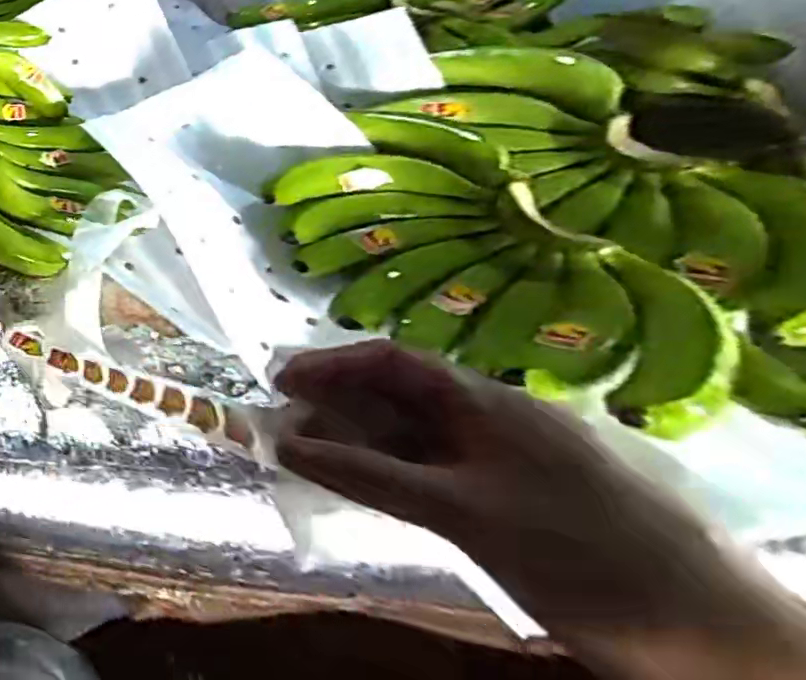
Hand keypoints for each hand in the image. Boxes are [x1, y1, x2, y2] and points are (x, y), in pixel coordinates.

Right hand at [275, 342, 773, 636]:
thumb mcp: (462, 513)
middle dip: (336, 403)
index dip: (328, 364)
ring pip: (414, 432)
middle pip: (397, 393)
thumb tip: (284, 445)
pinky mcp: (519, 496)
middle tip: (288, 425)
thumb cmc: (584, 556)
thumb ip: (367, 475)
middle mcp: (494, 417)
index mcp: (486, 402)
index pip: (389, 360)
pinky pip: (436, 465)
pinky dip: (391, 468)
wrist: (724, 644)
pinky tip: (370, 485)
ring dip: (360, 438)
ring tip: (314, 456)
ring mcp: (509, 458)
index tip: (279, 383)